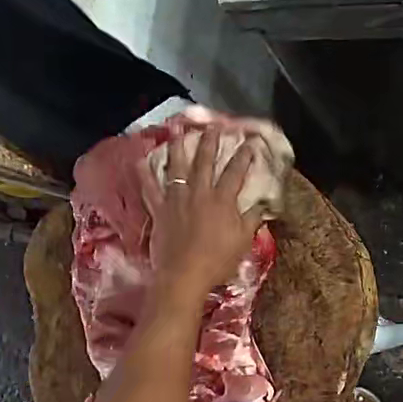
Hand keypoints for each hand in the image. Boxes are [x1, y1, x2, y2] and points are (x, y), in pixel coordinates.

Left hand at [146, 126, 259, 296]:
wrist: (185, 274)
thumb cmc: (218, 260)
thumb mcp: (243, 241)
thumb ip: (251, 219)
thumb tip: (261, 205)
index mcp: (222, 200)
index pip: (236, 172)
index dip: (244, 156)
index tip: (250, 141)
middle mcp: (199, 193)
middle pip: (205, 162)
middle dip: (210, 142)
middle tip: (213, 126)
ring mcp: (176, 199)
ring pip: (177, 167)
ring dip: (179, 147)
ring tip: (178, 130)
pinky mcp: (159, 209)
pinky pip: (150, 187)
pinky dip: (145, 172)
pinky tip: (141, 159)